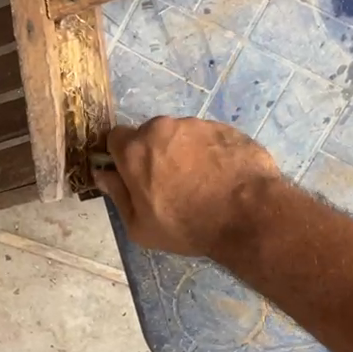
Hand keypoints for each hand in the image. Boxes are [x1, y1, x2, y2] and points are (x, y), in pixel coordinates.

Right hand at [94, 117, 282, 258]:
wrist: (248, 216)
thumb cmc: (186, 226)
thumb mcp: (140, 226)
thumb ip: (117, 195)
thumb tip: (103, 175)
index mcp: (135, 150)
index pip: (115, 138)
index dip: (123, 156)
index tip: (134, 175)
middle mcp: (162, 128)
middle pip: (149, 135)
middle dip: (154, 154)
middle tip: (170, 183)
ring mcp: (196, 125)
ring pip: (180, 135)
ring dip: (184, 152)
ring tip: (202, 182)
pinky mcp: (226, 128)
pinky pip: (209, 138)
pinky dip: (211, 153)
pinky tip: (223, 177)